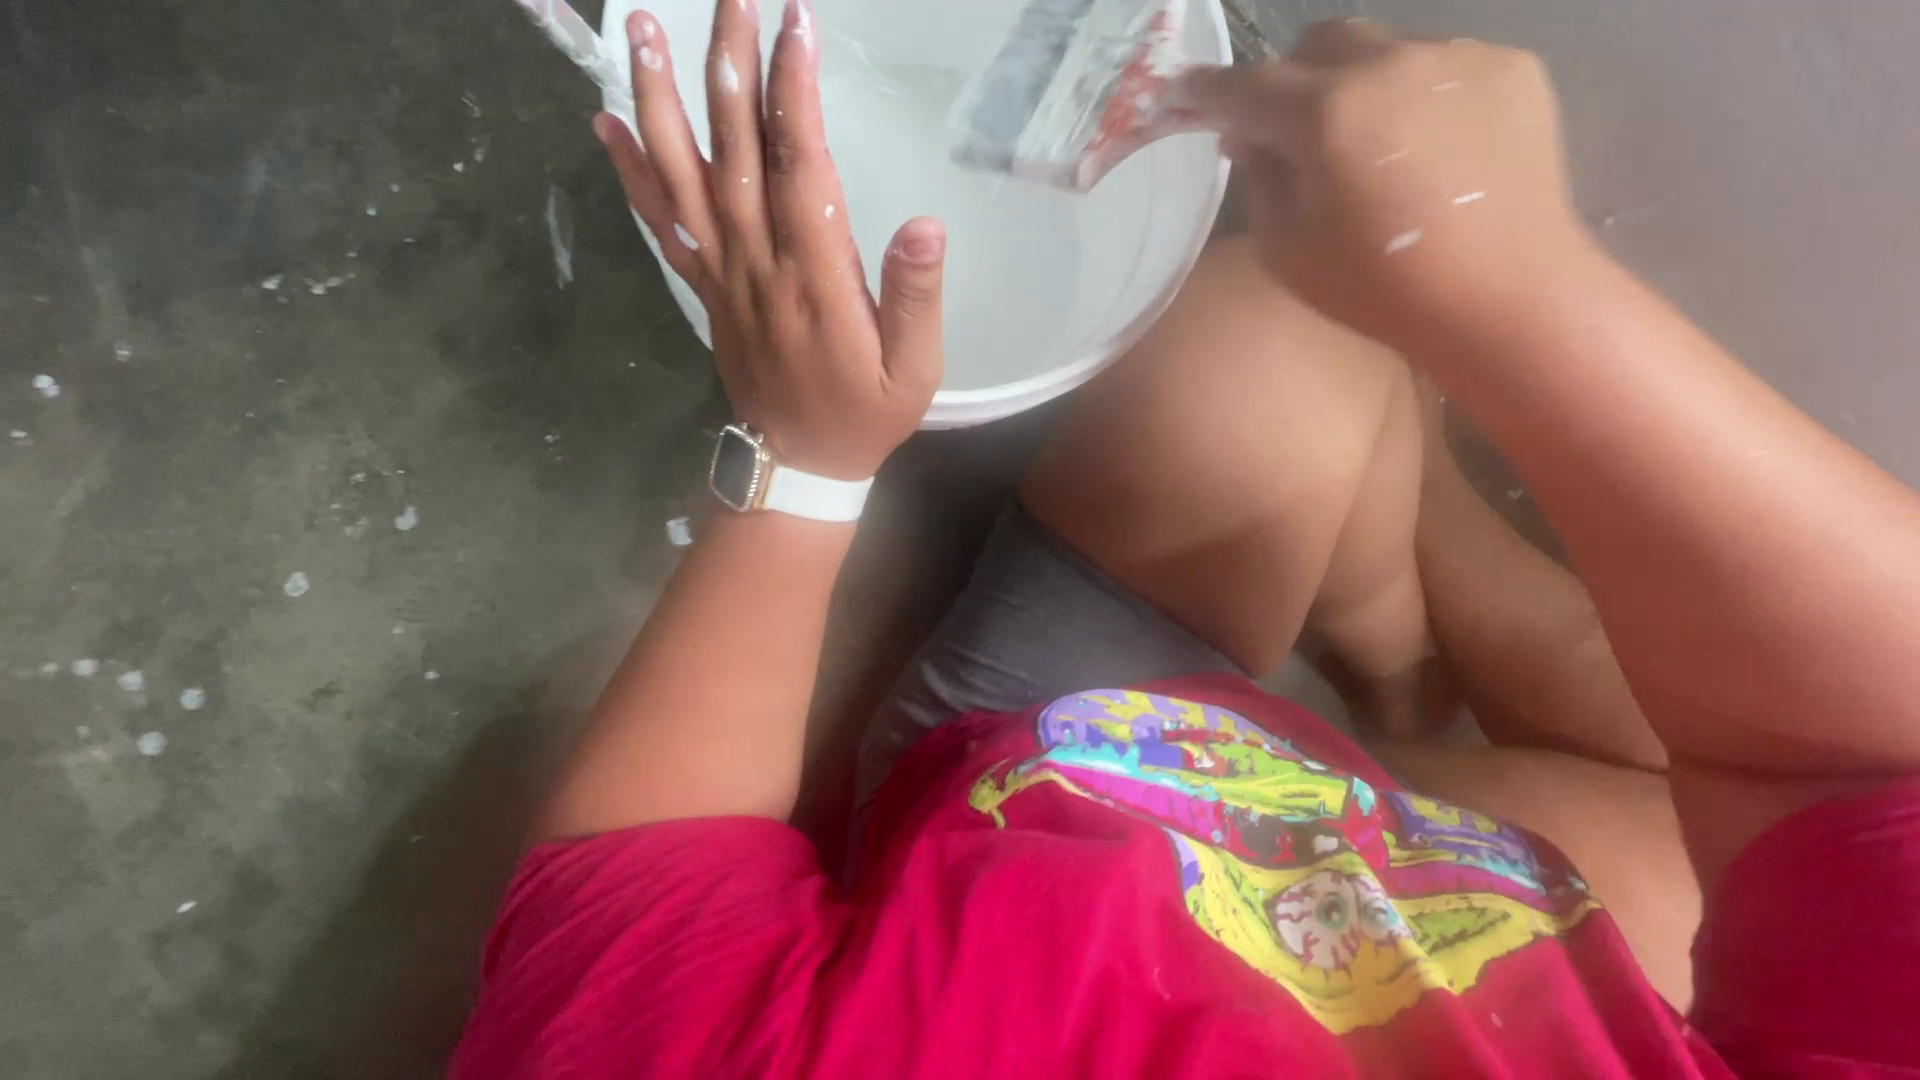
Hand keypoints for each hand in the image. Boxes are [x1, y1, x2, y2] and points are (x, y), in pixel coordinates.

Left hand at [593, 1, 945, 480]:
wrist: (797, 462)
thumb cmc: (864, 415)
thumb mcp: (914, 371)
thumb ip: (916, 299)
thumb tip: (925, 223)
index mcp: (816, 277)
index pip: (803, 166)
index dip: (796, 91)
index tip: (794, 22)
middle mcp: (759, 263)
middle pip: (738, 149)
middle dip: (732, 64)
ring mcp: (723, 273)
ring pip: (685, 175)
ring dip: (663, 98)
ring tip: (646, 27)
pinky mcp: (705, 288)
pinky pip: (660, 223)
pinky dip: (630, 173)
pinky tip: (605, 121)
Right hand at [1178, 21, 1586, 343]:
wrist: (1500, 295)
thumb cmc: (1376, 287)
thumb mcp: (1285, 248)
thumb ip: (1260, 180)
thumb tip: (1254, 137)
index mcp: (1324, 113)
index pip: (1247, 85)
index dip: (1210, 89)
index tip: (1188, 92)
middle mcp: (1389, 64)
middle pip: (1318, 42)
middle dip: (1291, 77)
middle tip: (1291, 129)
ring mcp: (1457, 57)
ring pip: (1382, 49)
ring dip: (1357, 85)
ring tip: (1371, 145)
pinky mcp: (1510, 67)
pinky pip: (1440, 65)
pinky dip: (1416, 96)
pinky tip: (1428, 150)